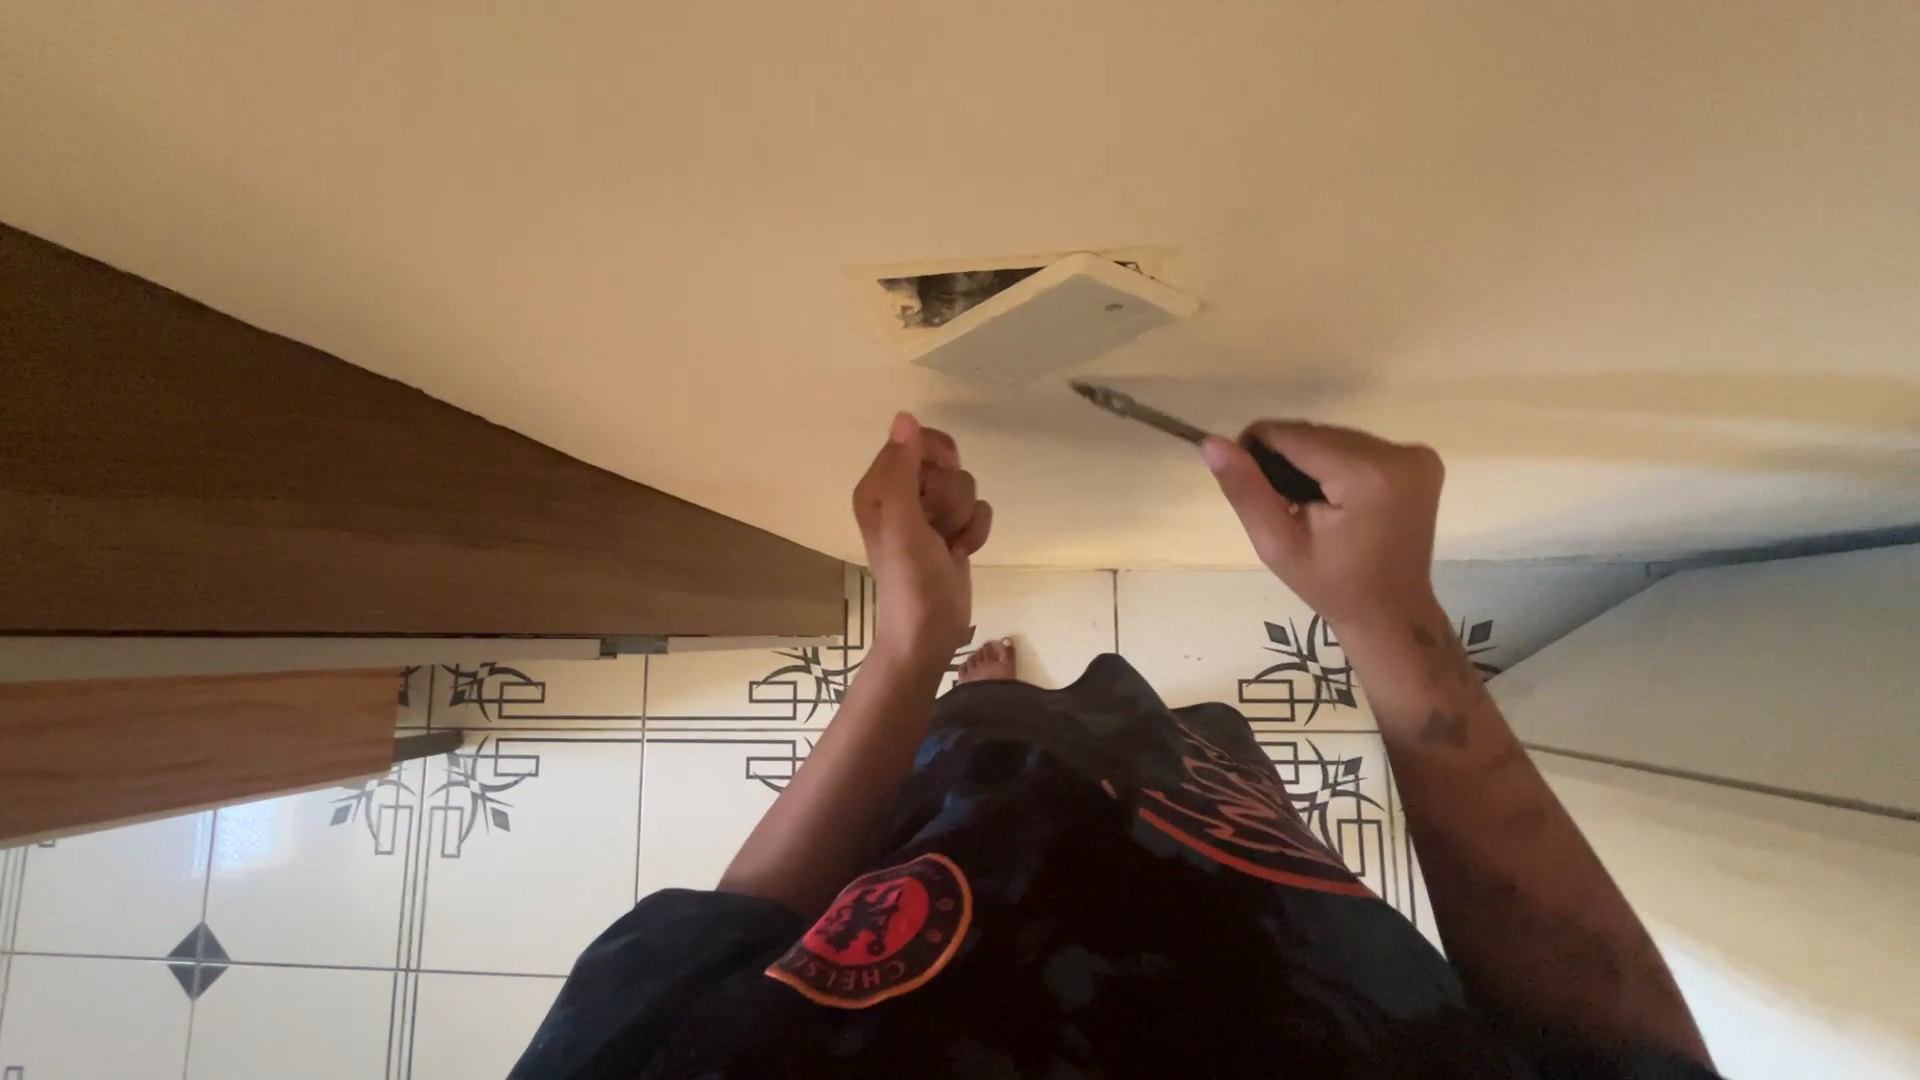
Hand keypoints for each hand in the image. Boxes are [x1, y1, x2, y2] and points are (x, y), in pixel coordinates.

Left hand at [852, 412, 992, 663]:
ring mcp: (928, 514)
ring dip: (961, 517)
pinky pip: (978, 508)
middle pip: (945, 462)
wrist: (931, 631)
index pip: (914, 441)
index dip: (933, 460)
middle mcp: (901, 495)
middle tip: (935, 524)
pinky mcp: (951, 530)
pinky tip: (961, 552)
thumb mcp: (902, 524)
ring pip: (965, 485)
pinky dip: (975, 531)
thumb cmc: (910, 580)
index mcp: (879, 487)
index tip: (935, 484)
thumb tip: (905, 416)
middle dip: (950, 494)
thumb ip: (902, 470)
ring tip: (945, 544)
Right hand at [1201, 421, 1443, 631]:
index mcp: (1366, 475)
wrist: (1390, 610)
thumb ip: (1245, 490)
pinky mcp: (1421, 459)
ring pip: (1334, 437)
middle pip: (1315, 433)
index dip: (1257, 451)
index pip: (1292, 435)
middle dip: (1287, 460)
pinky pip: (1358, 446)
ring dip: (1311, 460)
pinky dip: (1336, 465)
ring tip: (1304, 503)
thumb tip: (1211, 443)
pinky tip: (1334, 498)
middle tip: (1280, 504)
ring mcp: (1415, 455)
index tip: (1248, 485)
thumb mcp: (1276, 543)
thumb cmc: (1329, 584)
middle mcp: (1398, 454)